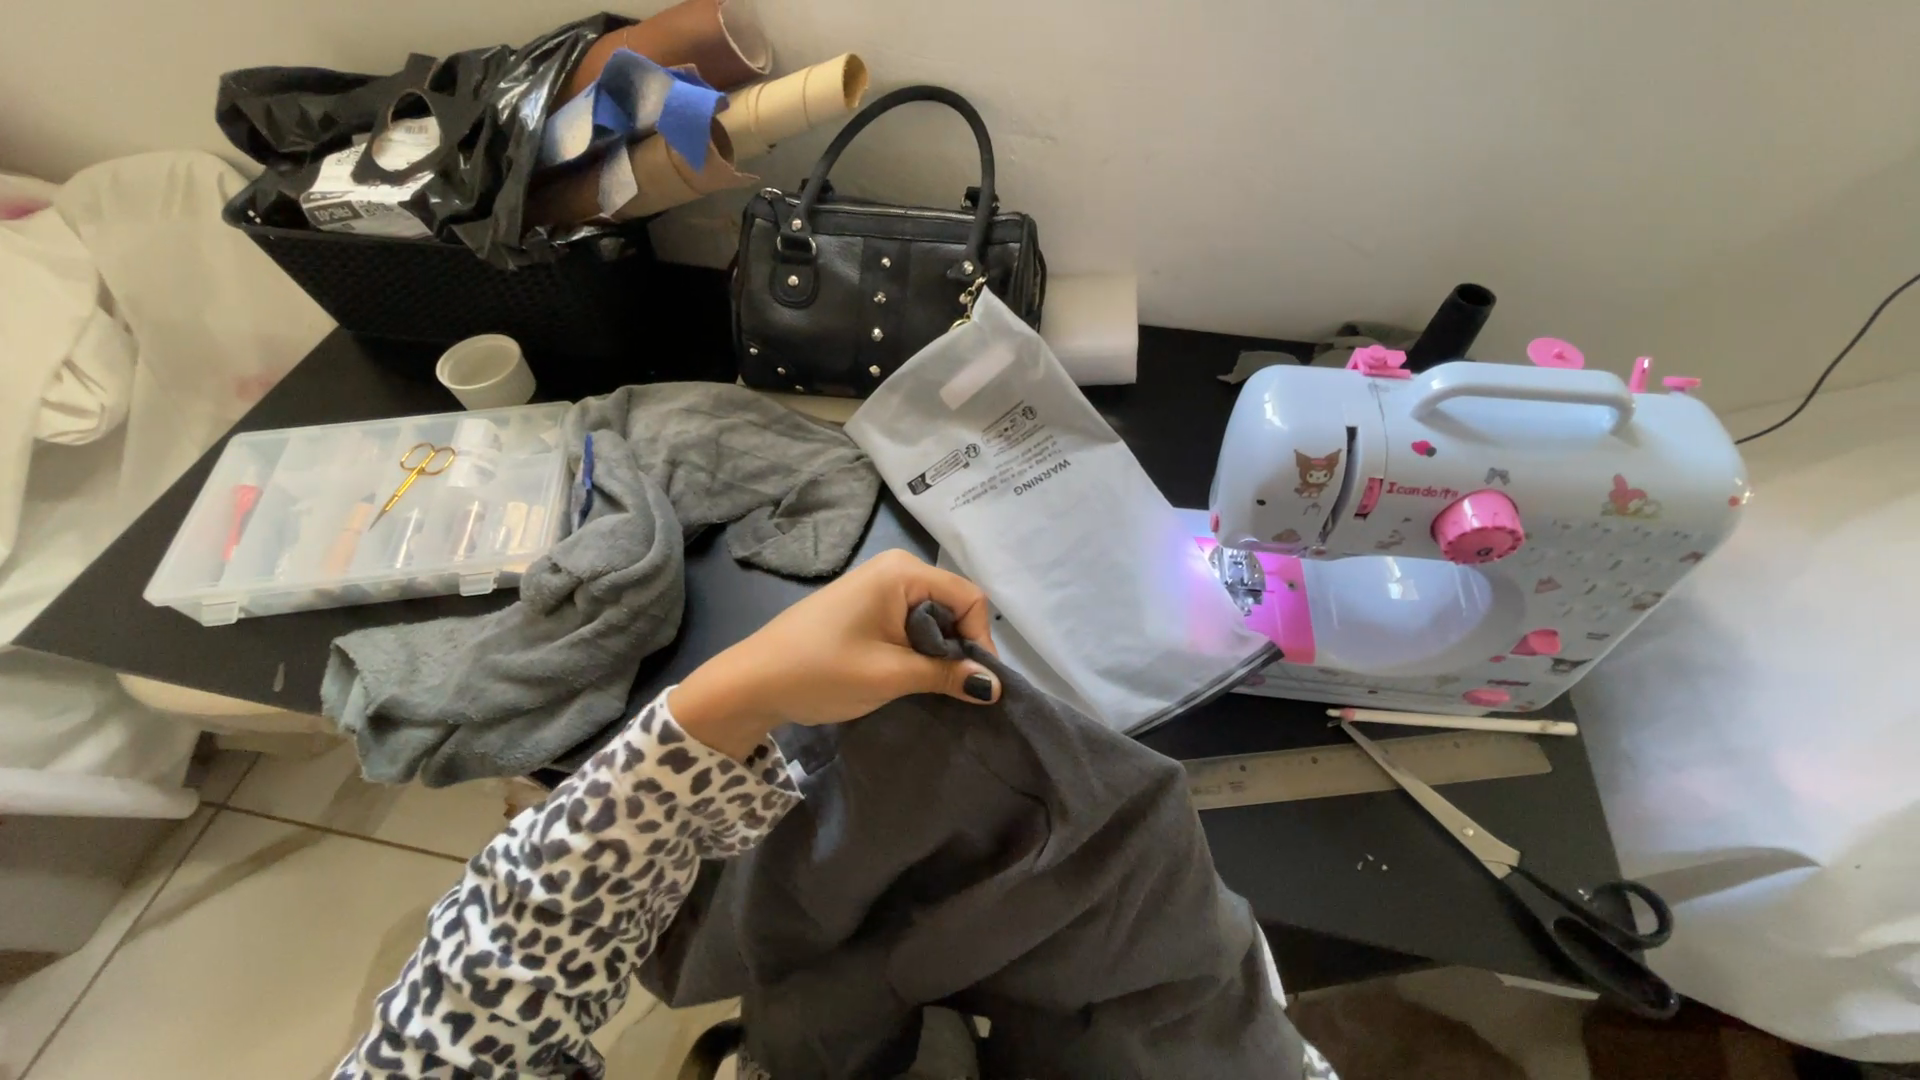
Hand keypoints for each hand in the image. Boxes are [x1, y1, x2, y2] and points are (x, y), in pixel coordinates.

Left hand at [668, 550, 1000, 759]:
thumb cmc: (822, 671)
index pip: (968, 598)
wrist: (751, 682)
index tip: (975, 684)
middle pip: (952, 604)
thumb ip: (947, 675)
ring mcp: (877, 587)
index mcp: (903, 572)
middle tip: (951, 688)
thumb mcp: (891, 675)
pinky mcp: (865, 607)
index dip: (979, 640)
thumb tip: (995, 687)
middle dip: (958, 645)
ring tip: (926, 684)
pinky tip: (907, 675)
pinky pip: (908, 622)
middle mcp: (894, 569)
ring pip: (931, 617)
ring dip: (937, 651)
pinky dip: (916, 648)